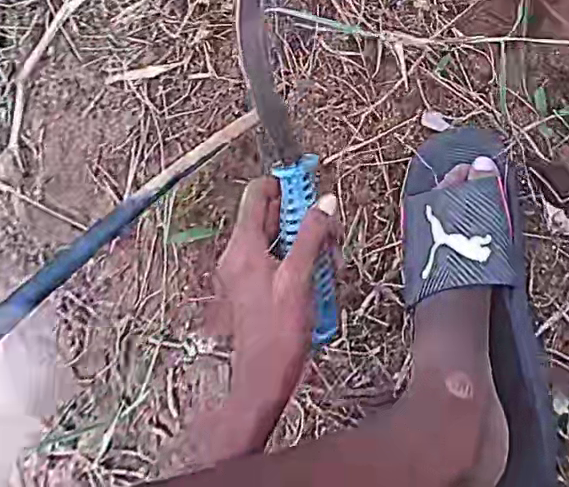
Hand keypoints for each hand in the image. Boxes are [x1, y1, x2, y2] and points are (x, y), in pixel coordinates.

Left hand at [206, 176, 337, 456]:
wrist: (262, 384)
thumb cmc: (276, 334)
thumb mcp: (300, 277)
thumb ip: (312, 234)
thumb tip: (326, 201)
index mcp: (243, 247)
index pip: (257, 194)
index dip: (284, 184)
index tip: (310, 187)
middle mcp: (240, 254)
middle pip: (272, 214)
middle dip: (303, 215)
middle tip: (328, 229)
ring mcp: (246, 271)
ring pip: (279, 236)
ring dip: (307, 238)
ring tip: (328, 256)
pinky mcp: (256, 286)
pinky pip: (279, 256)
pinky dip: (300, 257)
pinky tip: (318, 274)